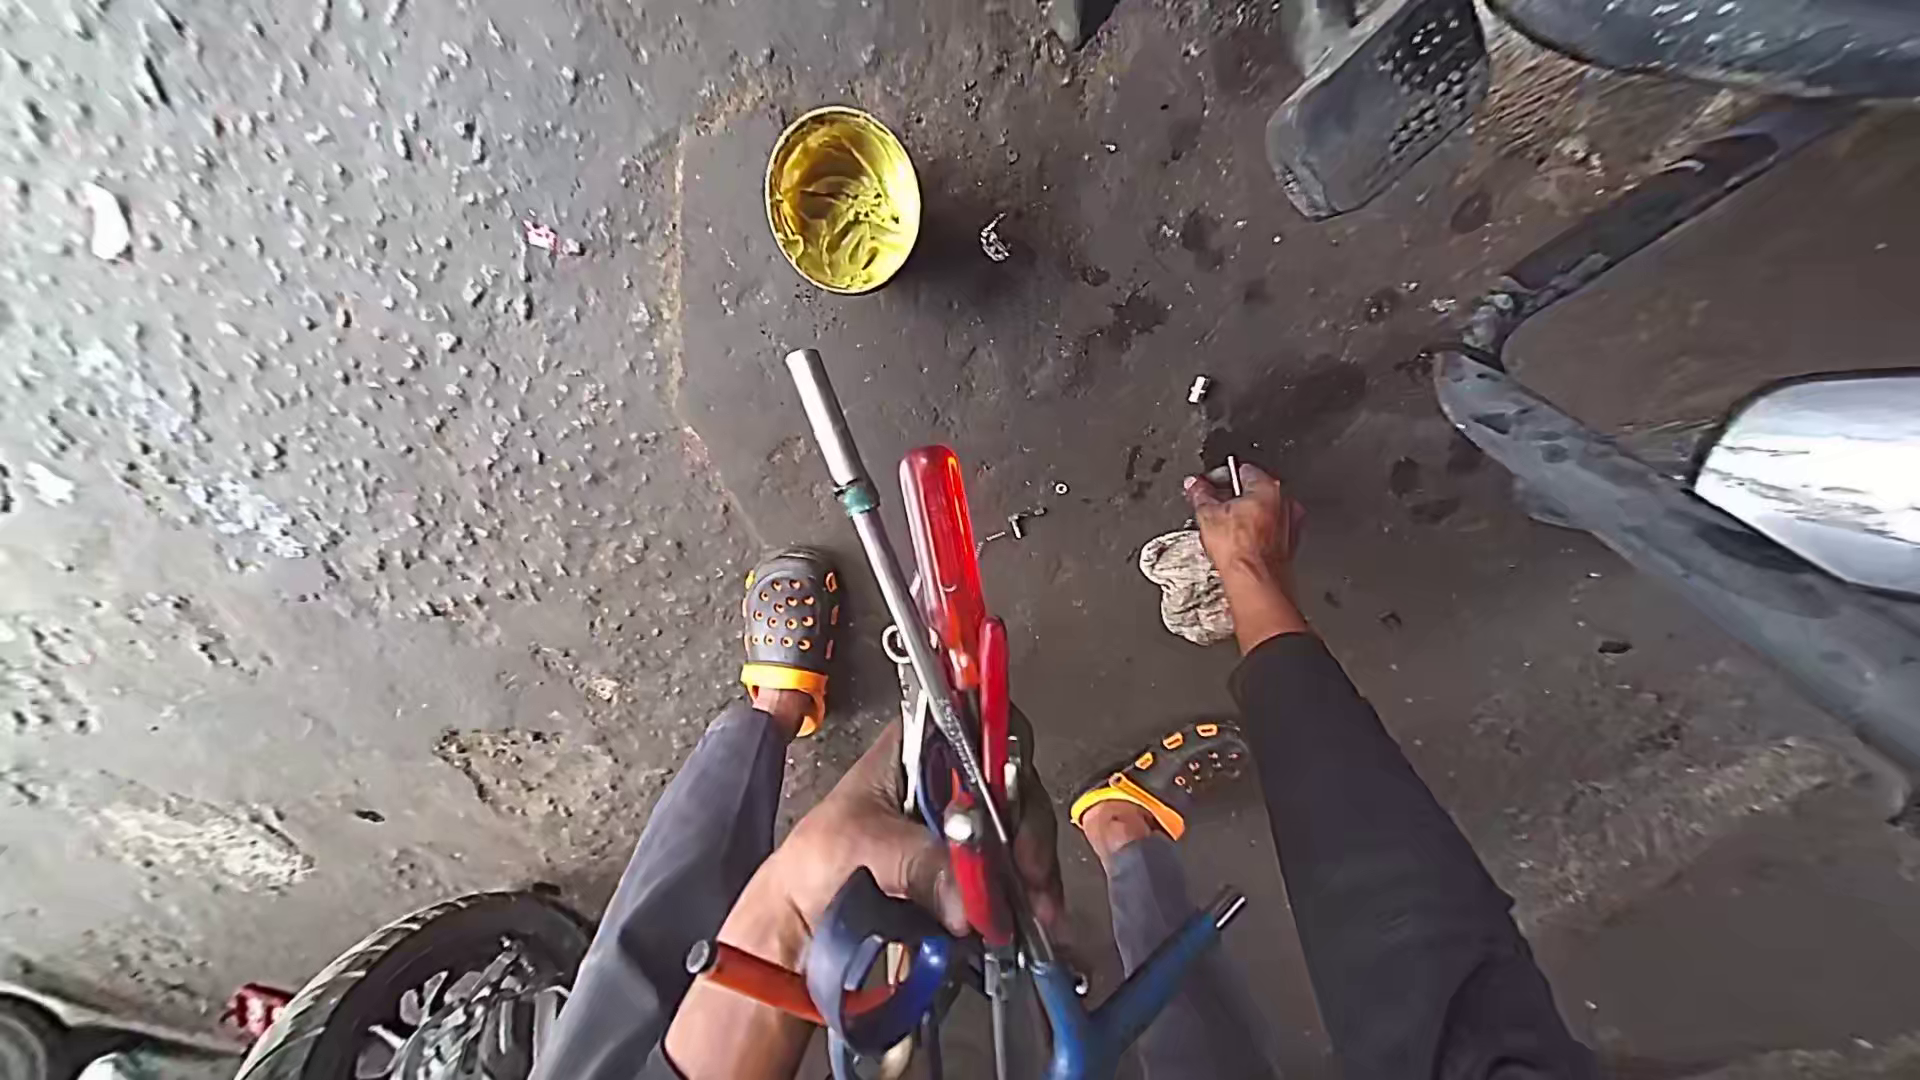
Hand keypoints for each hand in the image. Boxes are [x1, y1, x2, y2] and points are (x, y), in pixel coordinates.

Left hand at [735, 720, 1064, 956]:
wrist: (805, 922)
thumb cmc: (817, 861)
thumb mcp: (860, 847)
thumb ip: (916, 864)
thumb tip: (968, 893)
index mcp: (918, 744)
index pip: (977, 722)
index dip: (1003, 750)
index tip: (1011, 797)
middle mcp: (949, 774)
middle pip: (1010, 775)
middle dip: (1025, 821)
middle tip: (1025, 866)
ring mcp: (965, 818)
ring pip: (1019, 823)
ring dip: (1033, 863)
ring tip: (1034, 905)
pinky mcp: (973, 863)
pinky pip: (1013, 869)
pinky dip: (1028, 891)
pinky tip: (1033, 914)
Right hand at [1184, 461, 1310, 651]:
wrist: (1255, 582)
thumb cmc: (1240, 550)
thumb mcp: (1208, 515)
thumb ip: (1200, 494)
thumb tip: (1194, 485)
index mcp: (1268, 488)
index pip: (1243, 470)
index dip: (1221, 477)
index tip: (1209, 486)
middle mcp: (1285, 502)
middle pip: (1255, 490)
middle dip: (1234, 497)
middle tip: (1214, 507)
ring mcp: (1290, 524)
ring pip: (1264, 511)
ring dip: (1246, 515)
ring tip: (1225, 528)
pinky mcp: (1289, 544)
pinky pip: (1269, 530)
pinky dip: (1255, 532)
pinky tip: (1239, 542)